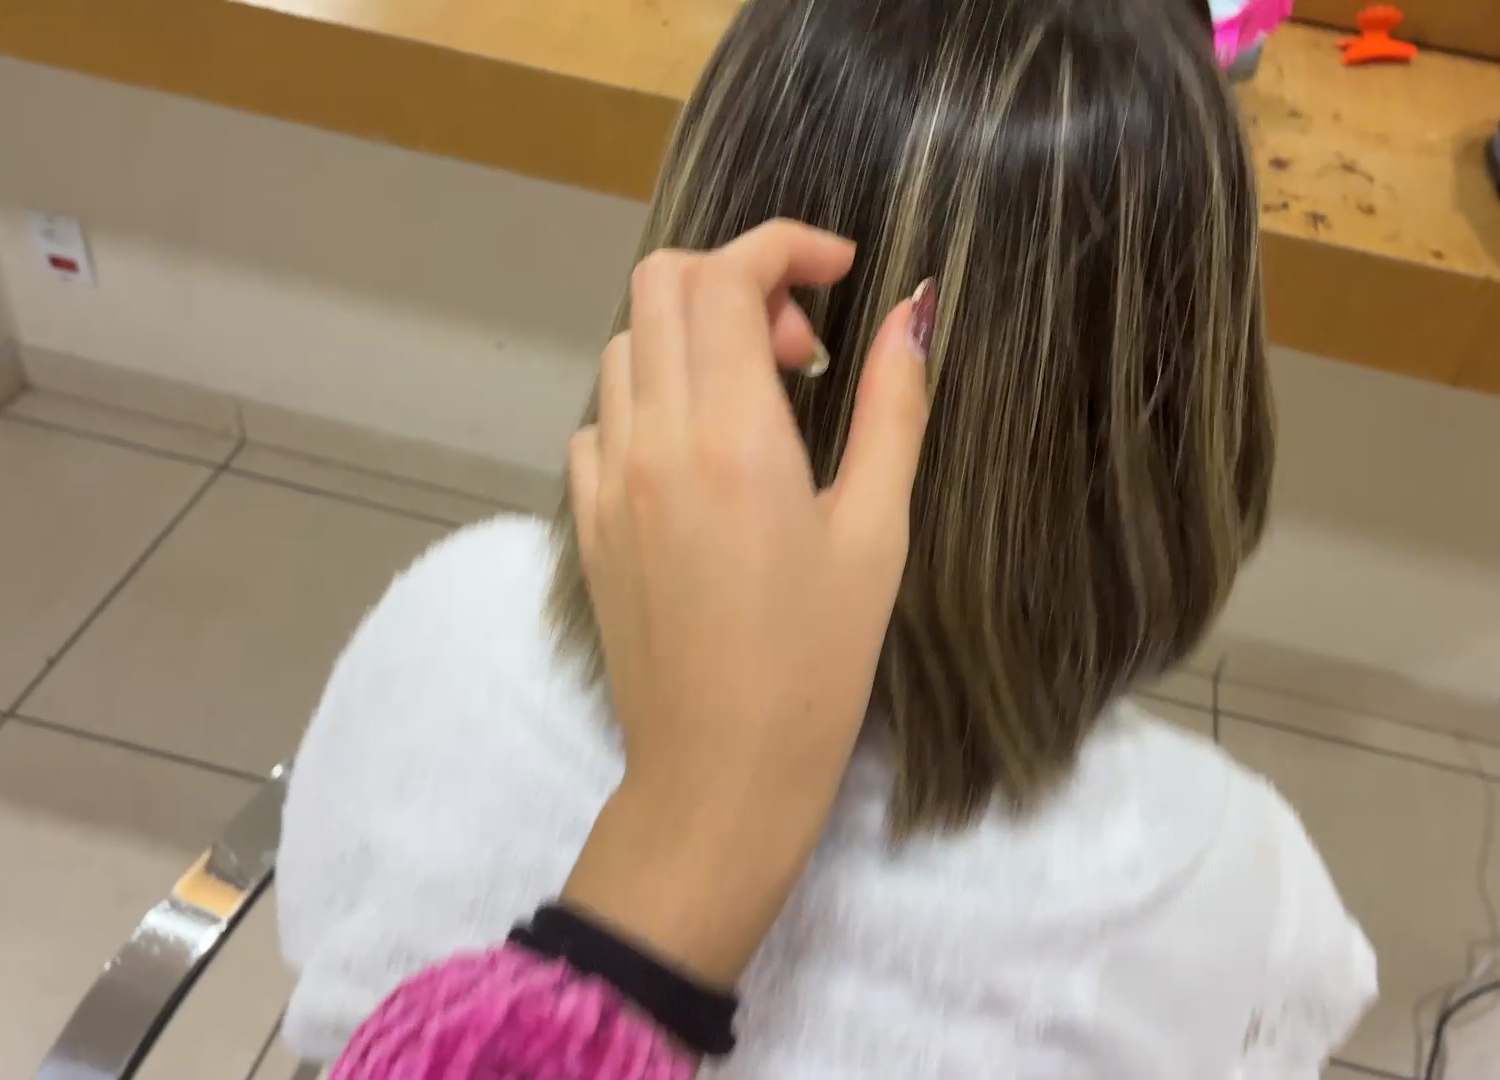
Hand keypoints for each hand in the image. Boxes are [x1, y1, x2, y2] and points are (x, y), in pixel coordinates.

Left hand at [560, 220, 933, 987]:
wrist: (719, 771)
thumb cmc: (816, 662)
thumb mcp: (876, 531)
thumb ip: (893, 406)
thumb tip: (916, 310)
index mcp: (731, 437)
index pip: (724, 275)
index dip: (784, 245)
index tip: (840, 271)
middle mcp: (650, 441)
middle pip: (661, 286)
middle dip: (738, 282)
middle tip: (803, 349)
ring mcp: (603, 480)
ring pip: (628, 347)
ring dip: (695, 341)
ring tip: (758, 405)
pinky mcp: (583, 521)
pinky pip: (604, 418)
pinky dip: (654, 400)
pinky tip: (699, 458)